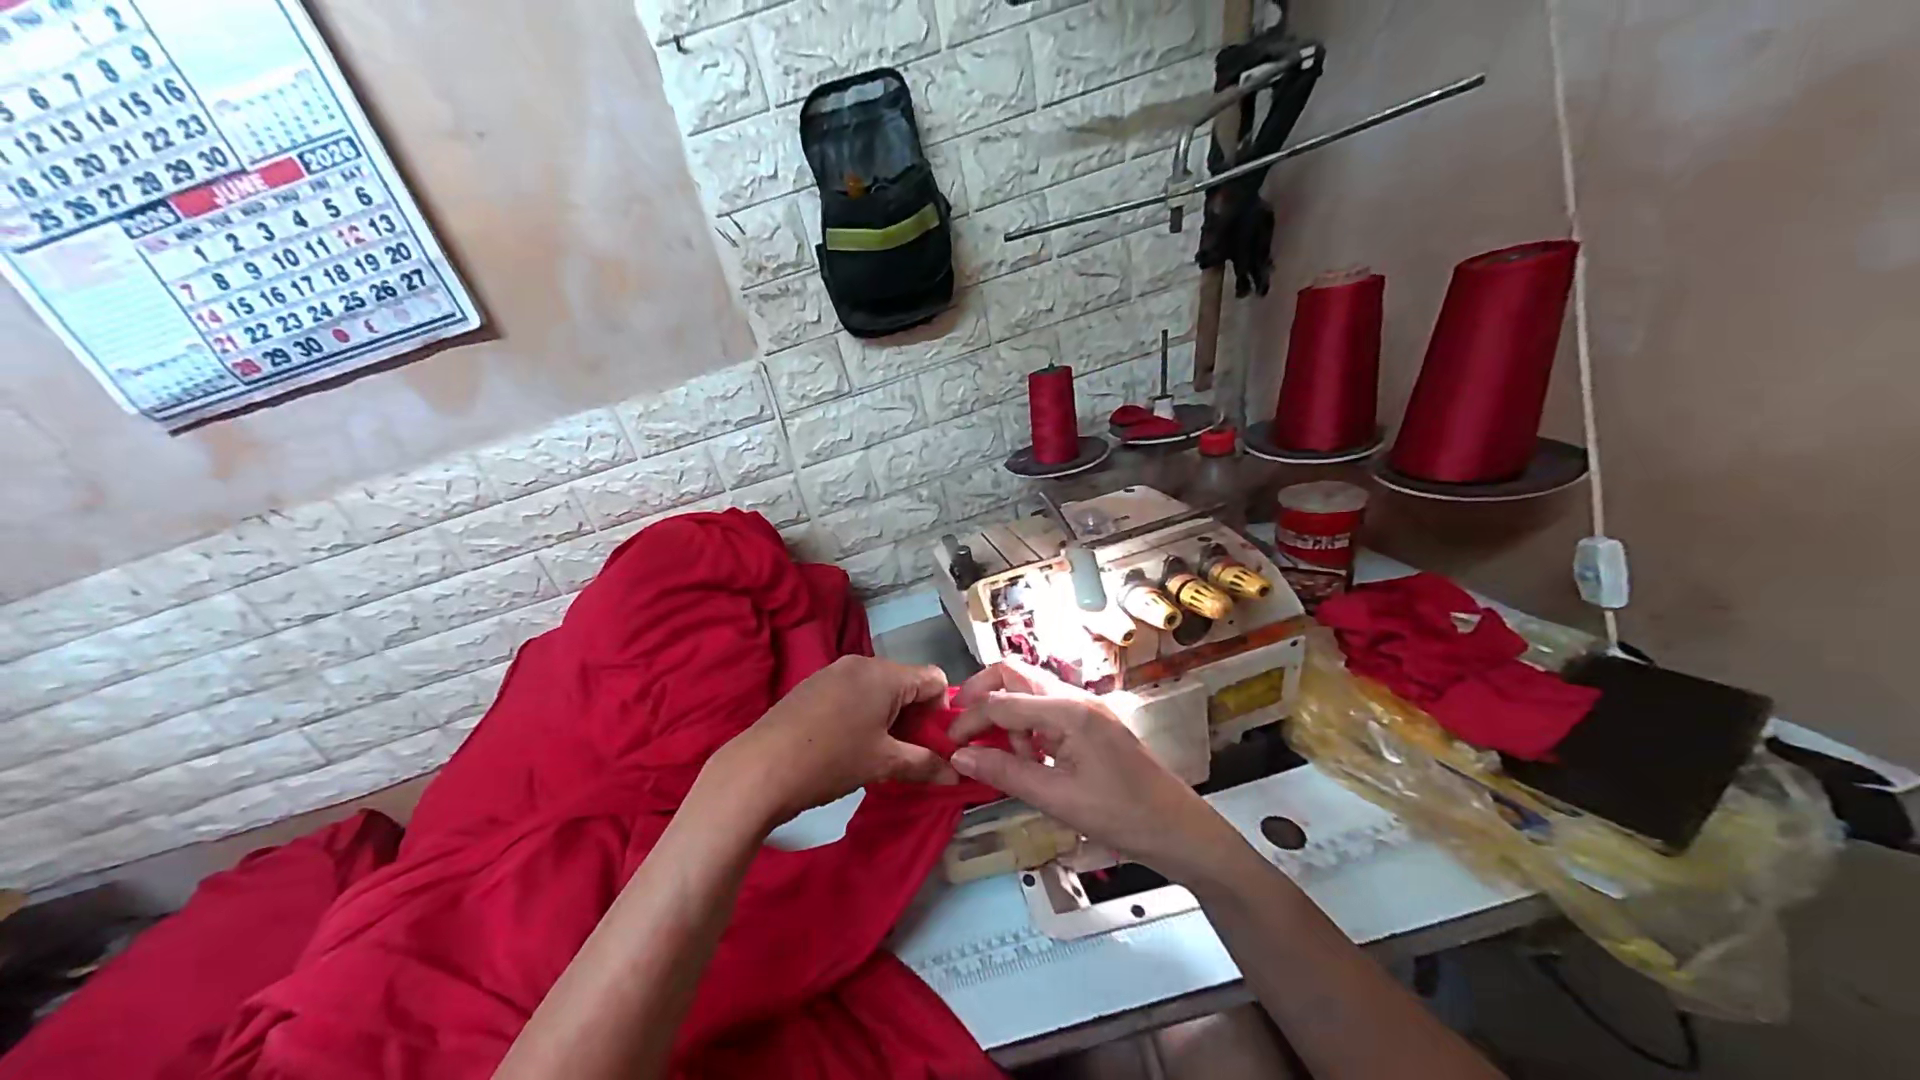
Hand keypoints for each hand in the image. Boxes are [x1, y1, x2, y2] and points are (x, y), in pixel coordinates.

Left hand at [705, 656, 958, 828]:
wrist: (758, 770)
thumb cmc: (830, 760)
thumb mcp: (884, 764)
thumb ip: (925, 764)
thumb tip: (957, 775)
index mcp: (884, 674)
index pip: (934, 679)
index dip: (941, 712)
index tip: (931, 744)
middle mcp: (860, 663)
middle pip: (906, 683)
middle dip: (914, 717)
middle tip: (905, 754)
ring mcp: (833, 671)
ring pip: (878, 689)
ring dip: (888, 718)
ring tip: (875, 753)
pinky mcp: (812, 685)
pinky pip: (853, 693)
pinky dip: (862, 714)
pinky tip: (847, 745)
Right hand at [946, 661, 1251, 886]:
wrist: (1178, 829)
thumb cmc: (1119, 815)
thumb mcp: (1055, 798)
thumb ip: (1004, 772)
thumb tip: (959, 756)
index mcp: (1067, 711)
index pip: (1002, 701)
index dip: (969, 720)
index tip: (948, 745)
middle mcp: (1076, 699)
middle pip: (1016, 675)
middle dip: (984, 694)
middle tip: (964, 726)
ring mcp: (1087, 709)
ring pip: (1032, 693)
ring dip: (1009, 716)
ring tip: (1010, 759)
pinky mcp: (1093, 725)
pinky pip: (1049, 712)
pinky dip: (1029, 728)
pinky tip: (1031, 759)